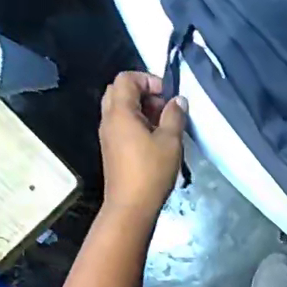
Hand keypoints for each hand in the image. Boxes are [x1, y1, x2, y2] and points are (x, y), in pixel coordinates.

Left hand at [99, 72, 186, 216]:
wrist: (131, 207)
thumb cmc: (151, 172)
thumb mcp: (170, 141)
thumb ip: (175, 115)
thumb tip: (178, 100)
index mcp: (120, 112)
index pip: (126, 79)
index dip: (147, 79)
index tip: (167, 95)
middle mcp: (109, 120)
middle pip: (119, 91)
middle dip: (142, 92)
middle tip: (163, 107)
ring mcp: (108, 136)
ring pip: (119, 109)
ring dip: (140, 109)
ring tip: (162, 125)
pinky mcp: (111, 150)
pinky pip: (121, 125)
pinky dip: (136, 124)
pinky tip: (154, 140)